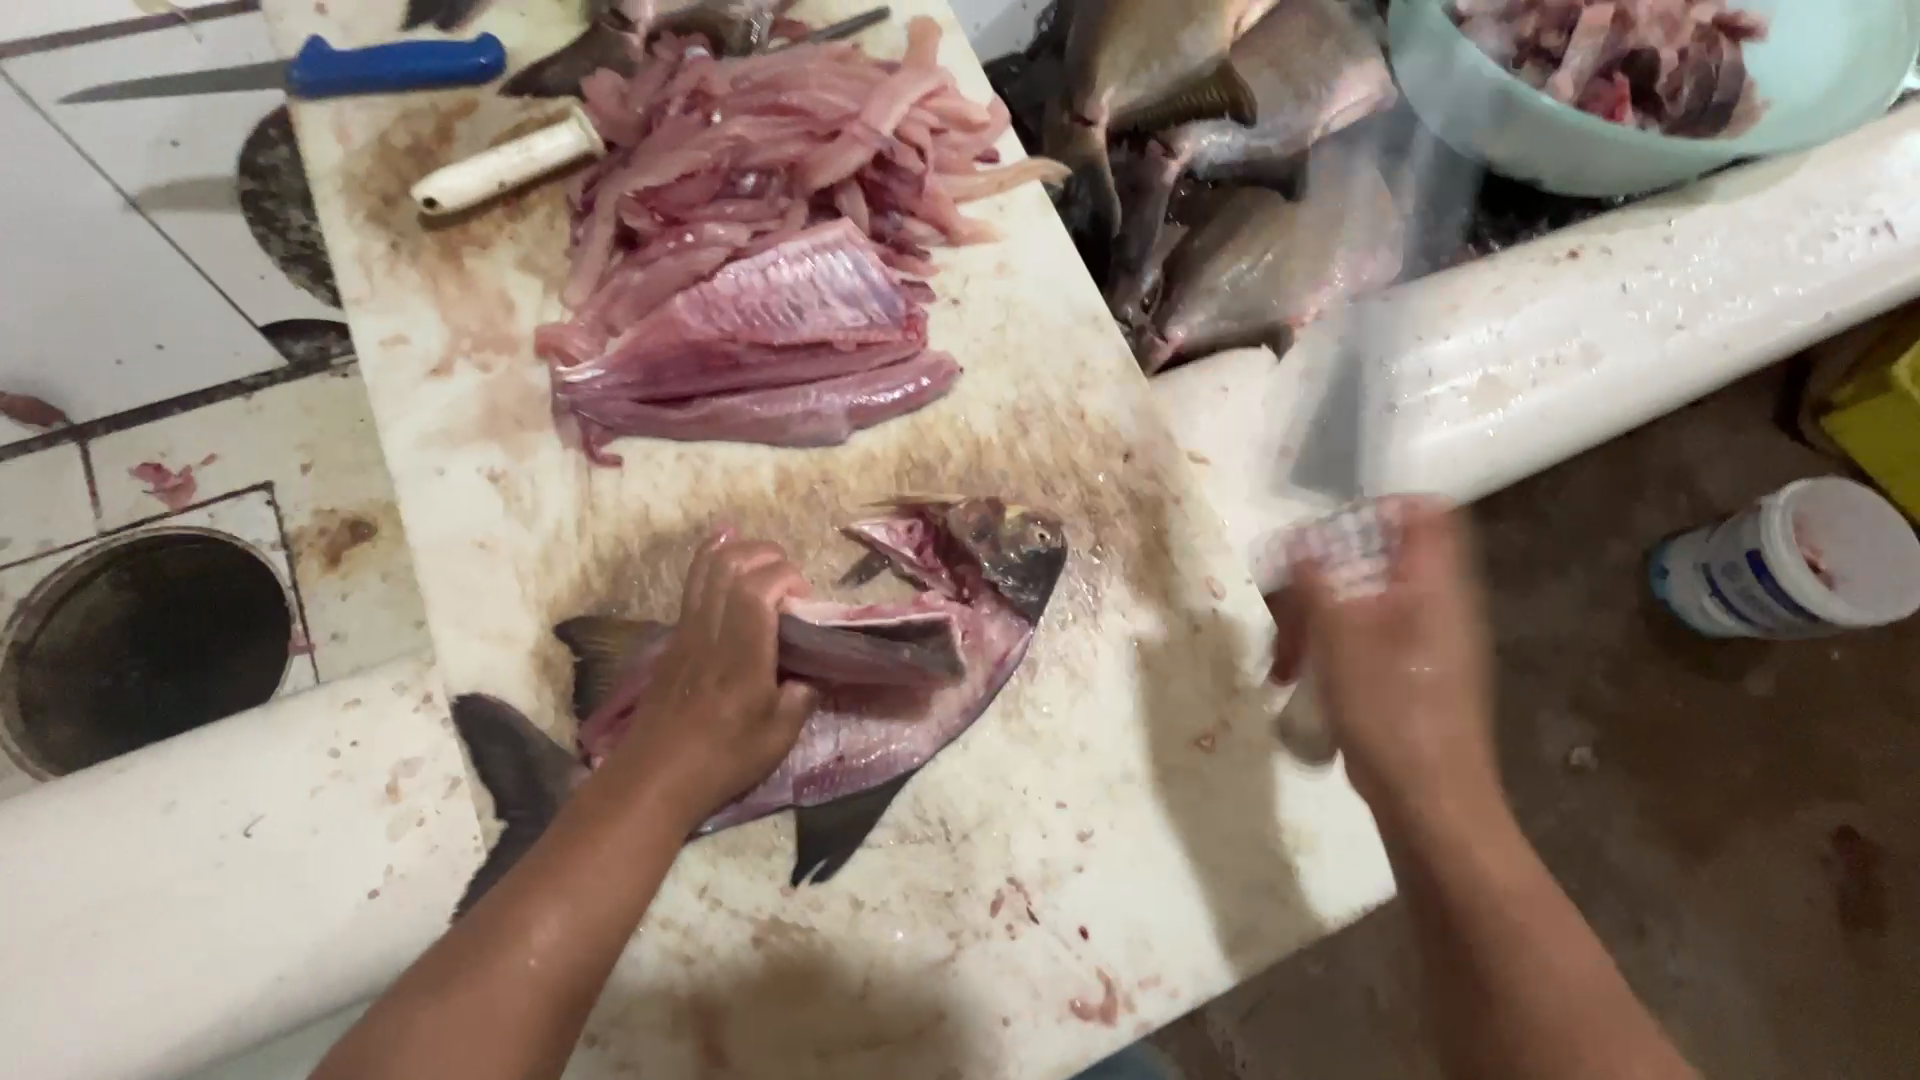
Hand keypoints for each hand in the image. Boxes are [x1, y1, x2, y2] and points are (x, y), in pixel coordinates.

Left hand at [606, 532, 819, 825]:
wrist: (653, 777)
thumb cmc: (722, 760)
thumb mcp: (778, 737)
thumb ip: (803, 696)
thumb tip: (814, 673)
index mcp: (741, 657)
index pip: (758, 589)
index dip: (786, 576)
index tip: (806, 597)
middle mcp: (711, 633)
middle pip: (730, 566)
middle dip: (767, 555)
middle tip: (792, 578)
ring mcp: (687, 632)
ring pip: (706, 568)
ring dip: (738, 550)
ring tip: (764, 554)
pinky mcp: (674, 639)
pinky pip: (693, 584)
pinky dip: (712, 559)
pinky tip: (726, 549)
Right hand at [1267, 497, 1500, 836]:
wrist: (1430, 802)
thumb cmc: (1391, 713)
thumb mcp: (1341, 639)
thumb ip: (1316, 581)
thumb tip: (1296, 539)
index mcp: (1432, 587)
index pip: (1423, 513)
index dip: (1375, 509)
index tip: (1322, 533)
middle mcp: (1431, 605)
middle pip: (1371, 560)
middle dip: (1315, 578)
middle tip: (1280, 610)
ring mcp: (1418, 641)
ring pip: (1355, 602)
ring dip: (1309, 619)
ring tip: (1281, 662)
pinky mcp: (1401, 672)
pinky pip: (1357, 637)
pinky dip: (1322, 646)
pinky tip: (1294, 679)